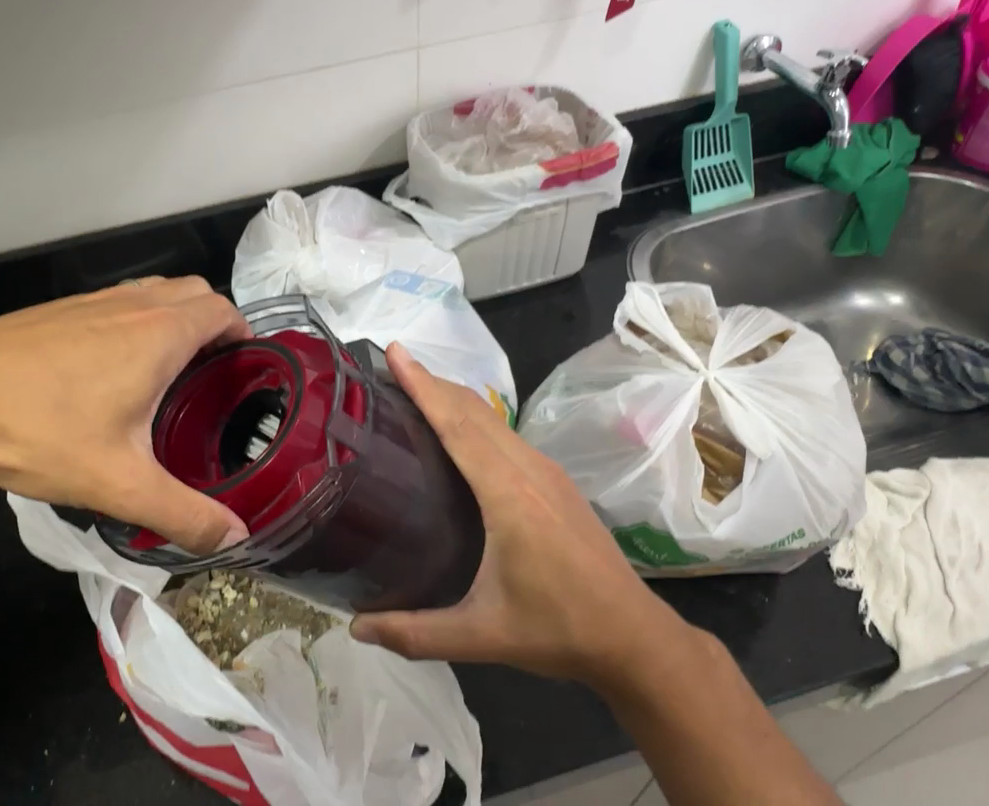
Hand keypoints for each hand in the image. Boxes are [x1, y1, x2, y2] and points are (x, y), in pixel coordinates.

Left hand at [0, 276, 250, 554]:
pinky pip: (120, 302)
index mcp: (160, 334)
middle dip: (214, 324)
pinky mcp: (63, 307)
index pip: (224, 310)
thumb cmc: (40, 430)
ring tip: (169, 372)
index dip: (244, 335)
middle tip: (212, 376)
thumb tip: (236, 539)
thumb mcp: (118, 483)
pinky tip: (113, 370)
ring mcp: (95, 300)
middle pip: (196, 293)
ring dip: (175, 319)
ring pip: (156, 293)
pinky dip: (137, 322)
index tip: (246, 373)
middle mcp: (134, 304)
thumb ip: (183, 513)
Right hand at [350, 344, 690, 683]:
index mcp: (508, 496)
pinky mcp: (555, 482)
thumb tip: (355, 628)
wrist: (633, 637)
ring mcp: (547, 472)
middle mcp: (529, 471)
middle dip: (431, 382)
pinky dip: (473, 420)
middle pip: (473, 410)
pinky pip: (505, 435)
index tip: (395, 352)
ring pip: (492, 419)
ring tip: (413, 393)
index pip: (458, 425)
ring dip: (453, 399)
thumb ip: (416, 633)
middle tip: (388, 368)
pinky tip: (456, 435)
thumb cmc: (558, 630)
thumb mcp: (482, 636)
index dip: (424, 386)